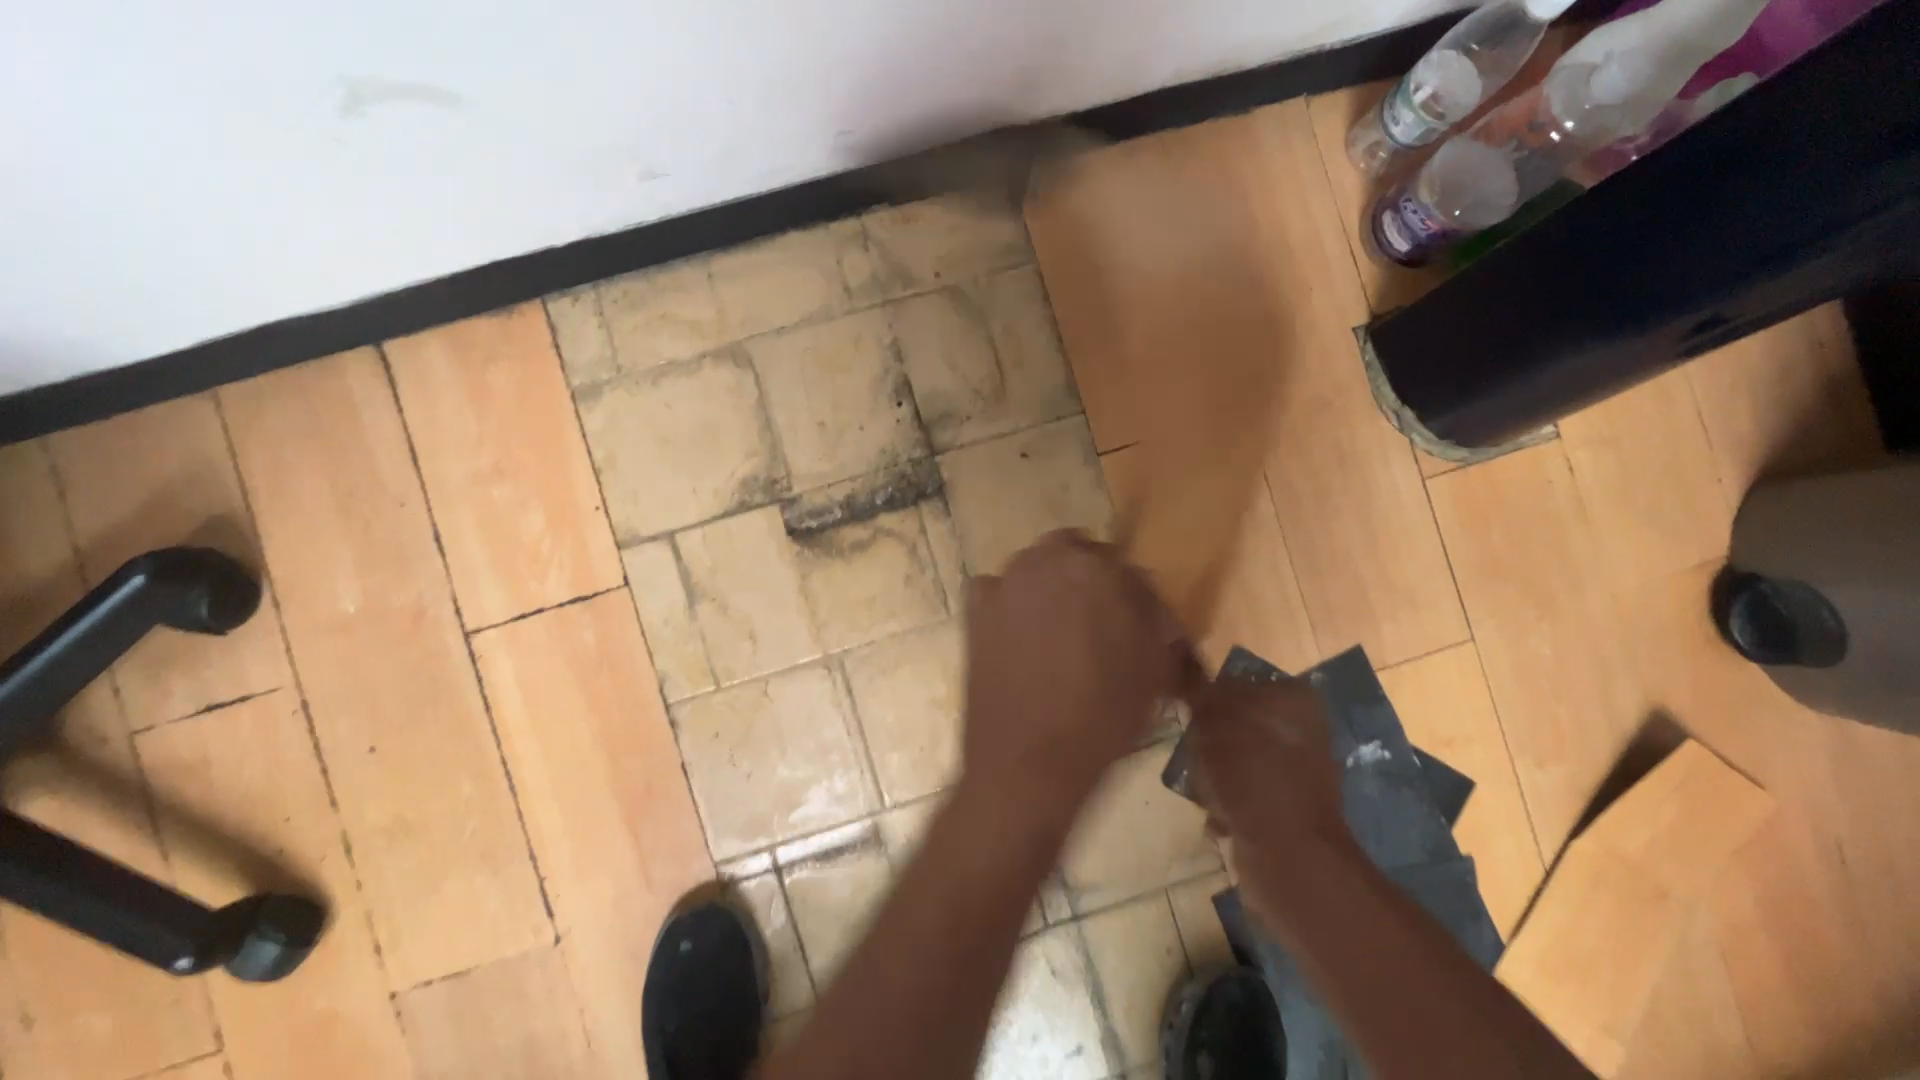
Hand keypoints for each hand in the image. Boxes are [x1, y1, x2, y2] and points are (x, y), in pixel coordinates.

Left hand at [959, 531, 1193, 823]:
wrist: (1028, 762)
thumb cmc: (1102, 717)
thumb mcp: (1152, 668)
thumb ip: (1153, 618)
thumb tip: (1149, 600)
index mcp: (1096, 567)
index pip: (1123, 562)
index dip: (1134, 592)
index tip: (1139, 619)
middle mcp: (1045, 561)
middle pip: (1075, 555)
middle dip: (1091, 580)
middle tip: (1101, 622)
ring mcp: (1004, 584)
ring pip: (1035, 569)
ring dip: (1050, 587)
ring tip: (1061, 632)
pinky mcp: (974, 612)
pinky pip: (996, 592)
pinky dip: (1009, 603)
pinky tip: (1019, 634)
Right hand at [1189, 678, 1349, 855]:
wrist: (1288, 857)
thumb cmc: (1251, 776)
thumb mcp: (1214, 720)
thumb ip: (1195, 685)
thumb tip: (1177, 643)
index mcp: (1294, 699)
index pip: (1234, 683)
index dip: (1204, 702)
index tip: (1188, 722)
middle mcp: (1302, 729)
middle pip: (1231, 723)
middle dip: (1207, 745)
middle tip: (1196, 760)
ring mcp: (1297, 771)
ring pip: (1233, 761)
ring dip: (1212, 778)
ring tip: (1208, 794)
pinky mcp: (1287, 808)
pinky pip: (1242, 795)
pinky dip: (1227, 806)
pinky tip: (1221, 819)